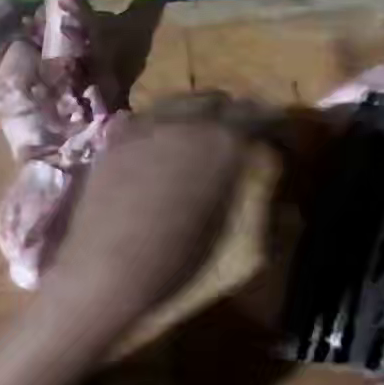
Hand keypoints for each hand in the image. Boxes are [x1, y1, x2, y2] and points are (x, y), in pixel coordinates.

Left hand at [42, 93, 269, 322]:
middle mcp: (183, 121)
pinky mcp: (108, 146)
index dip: (277, 133)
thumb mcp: (250, 248)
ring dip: (193, 120)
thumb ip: (266, 198)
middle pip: (218, 103)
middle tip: (238, 146)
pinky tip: (157, 157)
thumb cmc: (181, 272)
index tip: (281, 149)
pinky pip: (141, 124)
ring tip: (197, 149)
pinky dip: (157, 131)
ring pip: (177, 107)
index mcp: (228, 140)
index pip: (267, 118)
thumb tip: (273, 173)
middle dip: (234, 120)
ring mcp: (139, 130)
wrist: (102, 280)